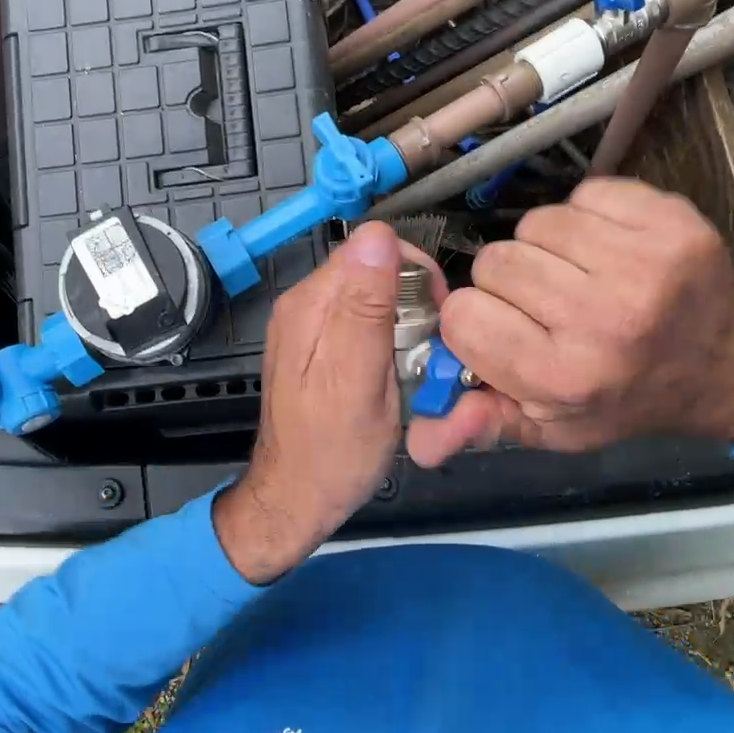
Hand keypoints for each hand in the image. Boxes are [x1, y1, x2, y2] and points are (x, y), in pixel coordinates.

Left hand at [214, 222, 444, 583]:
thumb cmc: (333, 450)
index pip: (371, 249)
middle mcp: (303, 307)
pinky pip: (362, 326)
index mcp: (310, 305)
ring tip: (417, 367)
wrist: (297, 499)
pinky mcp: (318, 352)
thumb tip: (377, 233)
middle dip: (412, 301)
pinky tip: (397, 374)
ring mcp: (308, 330)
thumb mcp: (358, 377)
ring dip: (404, 324)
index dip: (414, 273)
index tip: (437, 317)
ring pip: (372, 300)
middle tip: (430, 351)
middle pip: (372, 272)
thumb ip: (366, 306)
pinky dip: (388, 343)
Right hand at [406, 179, 733, 465]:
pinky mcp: (670, 220)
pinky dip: (585, 217)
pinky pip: (584, 194)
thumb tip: (422, 432)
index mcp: (564, 376)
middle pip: (494, 262)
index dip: (473, 320)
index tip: (501, 329)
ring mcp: (642, 264)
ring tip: (575, 275)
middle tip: (543, 303)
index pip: (463, 316)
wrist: (728, 365)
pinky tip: (606, 249)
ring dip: (544, 247)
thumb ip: (485, 425)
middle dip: (507, 281)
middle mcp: (602, 318)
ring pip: (534, 223)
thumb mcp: (553, 432)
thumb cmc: (626, 399)